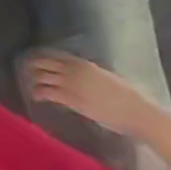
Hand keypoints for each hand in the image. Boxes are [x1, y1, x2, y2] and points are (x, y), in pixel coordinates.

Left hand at [27, 52, 158, 135]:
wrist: (140, 114)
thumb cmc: (132, 99)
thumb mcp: (109, 78)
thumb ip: (93, 74)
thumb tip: (87, 75)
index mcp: (84, 64)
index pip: (56, 55)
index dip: (44, 58)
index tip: (39, 62)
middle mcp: (73, 70)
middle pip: (43, 63)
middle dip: (33, 67)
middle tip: (30, 73)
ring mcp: (70, 83)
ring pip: (41, 76)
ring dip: (34, 80)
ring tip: (32, 86)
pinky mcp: (70, 98)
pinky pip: (46, 91)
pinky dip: (38, 93)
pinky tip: (36, 96)